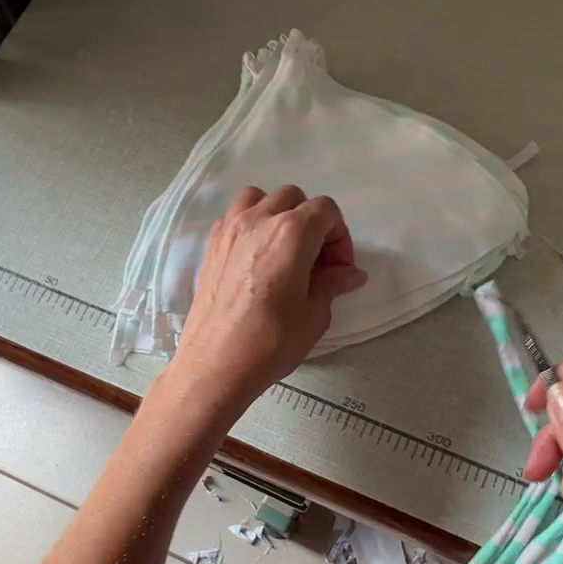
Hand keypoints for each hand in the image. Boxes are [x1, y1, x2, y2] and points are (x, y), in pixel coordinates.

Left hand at [170, 186, 367, 410]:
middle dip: (312, 223)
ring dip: (278, 215)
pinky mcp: (212, 247)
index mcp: (292, 233)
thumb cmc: (270, 342)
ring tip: (284, 250)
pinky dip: (251, 226)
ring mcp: (230, 230)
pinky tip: (257, 259)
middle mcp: (259, 220)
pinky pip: (235, 217)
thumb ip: (332, 285)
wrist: (216, 365)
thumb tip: (350, 274)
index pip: (326, 211)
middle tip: (317, 261)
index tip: (339, 268)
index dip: (340, 237)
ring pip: (259, 198)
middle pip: (294, 198)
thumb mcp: (314, 316)